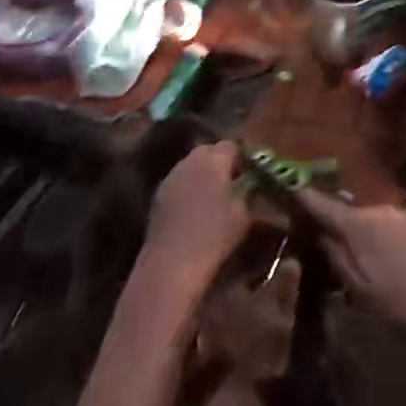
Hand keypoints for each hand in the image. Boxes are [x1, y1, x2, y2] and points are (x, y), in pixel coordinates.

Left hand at [144, 141, 250, 282]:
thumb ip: (246, 193)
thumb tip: (245, 186)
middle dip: (219, 162)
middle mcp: (189, 161)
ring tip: (212, 195)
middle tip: (230, 182)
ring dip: (201, 173)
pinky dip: (187, 186)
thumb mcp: (243, 216)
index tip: (247, 173)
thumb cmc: (215, 236)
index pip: (230, 145)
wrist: (173, 260)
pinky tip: (192, 207)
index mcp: (214, 161)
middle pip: (207, 150)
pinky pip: (178, 180)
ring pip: (190, 164)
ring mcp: (171, 175)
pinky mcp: (158, 192)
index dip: (240, 158)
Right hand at [296, 190, 405, 339]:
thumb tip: (322, 236)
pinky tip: (395, 262)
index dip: (302, 194)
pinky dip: (387, 238)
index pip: (320, 202)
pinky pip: (394, 227)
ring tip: (364, 255)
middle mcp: (379, 209)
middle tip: (326, 235)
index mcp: (357, 224)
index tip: (287, 184)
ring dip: (365, 230)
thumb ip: (337, 258)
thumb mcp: (363, 290)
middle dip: (337, 219)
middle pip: (348, 209)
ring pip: (373, 218)